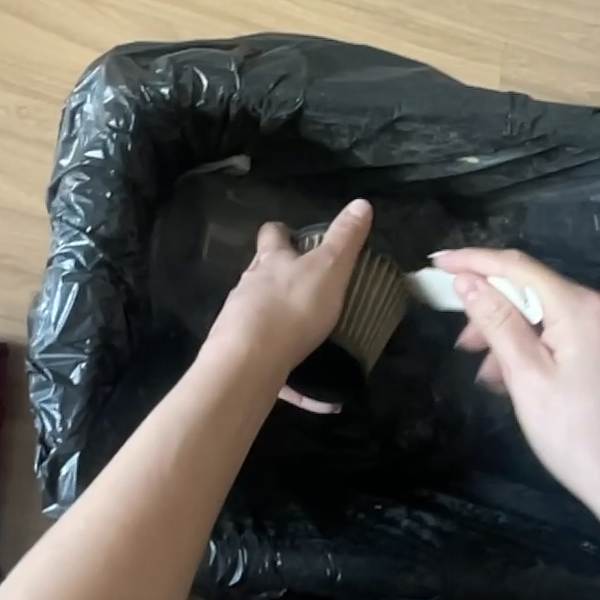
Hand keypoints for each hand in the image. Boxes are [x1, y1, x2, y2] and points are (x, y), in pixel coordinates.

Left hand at [206, 199, 370, 383]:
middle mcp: (250, 284)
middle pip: (262, 273)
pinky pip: (265, 362)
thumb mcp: (329, 268)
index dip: (282, 232)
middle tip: (309, 293)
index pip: (272, 234)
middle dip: (280, 280)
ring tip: (309, 343)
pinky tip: (311, 397)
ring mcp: (239, 318)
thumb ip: (345, 239)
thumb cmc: (293, 306)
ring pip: (260, 315)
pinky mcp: (237, 353)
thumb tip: (362, 202)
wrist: (249, 360)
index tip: (295, 236)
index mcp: (271, 260)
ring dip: (281, 325)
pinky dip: (286, 374)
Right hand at [432, 248, 599, 515]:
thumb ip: (496, 321)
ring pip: (550, 314)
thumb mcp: (527, 378)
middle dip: (493, 310)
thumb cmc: (581, 438)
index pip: (516, 266)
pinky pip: (570, 332)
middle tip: (463, 343)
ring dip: (514, 333)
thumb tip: (466, 280)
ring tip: (489, 374)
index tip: (437, 263)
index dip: (472, 261)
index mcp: (582, 307)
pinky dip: (540, 346)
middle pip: (534, 290)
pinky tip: (522, 378)